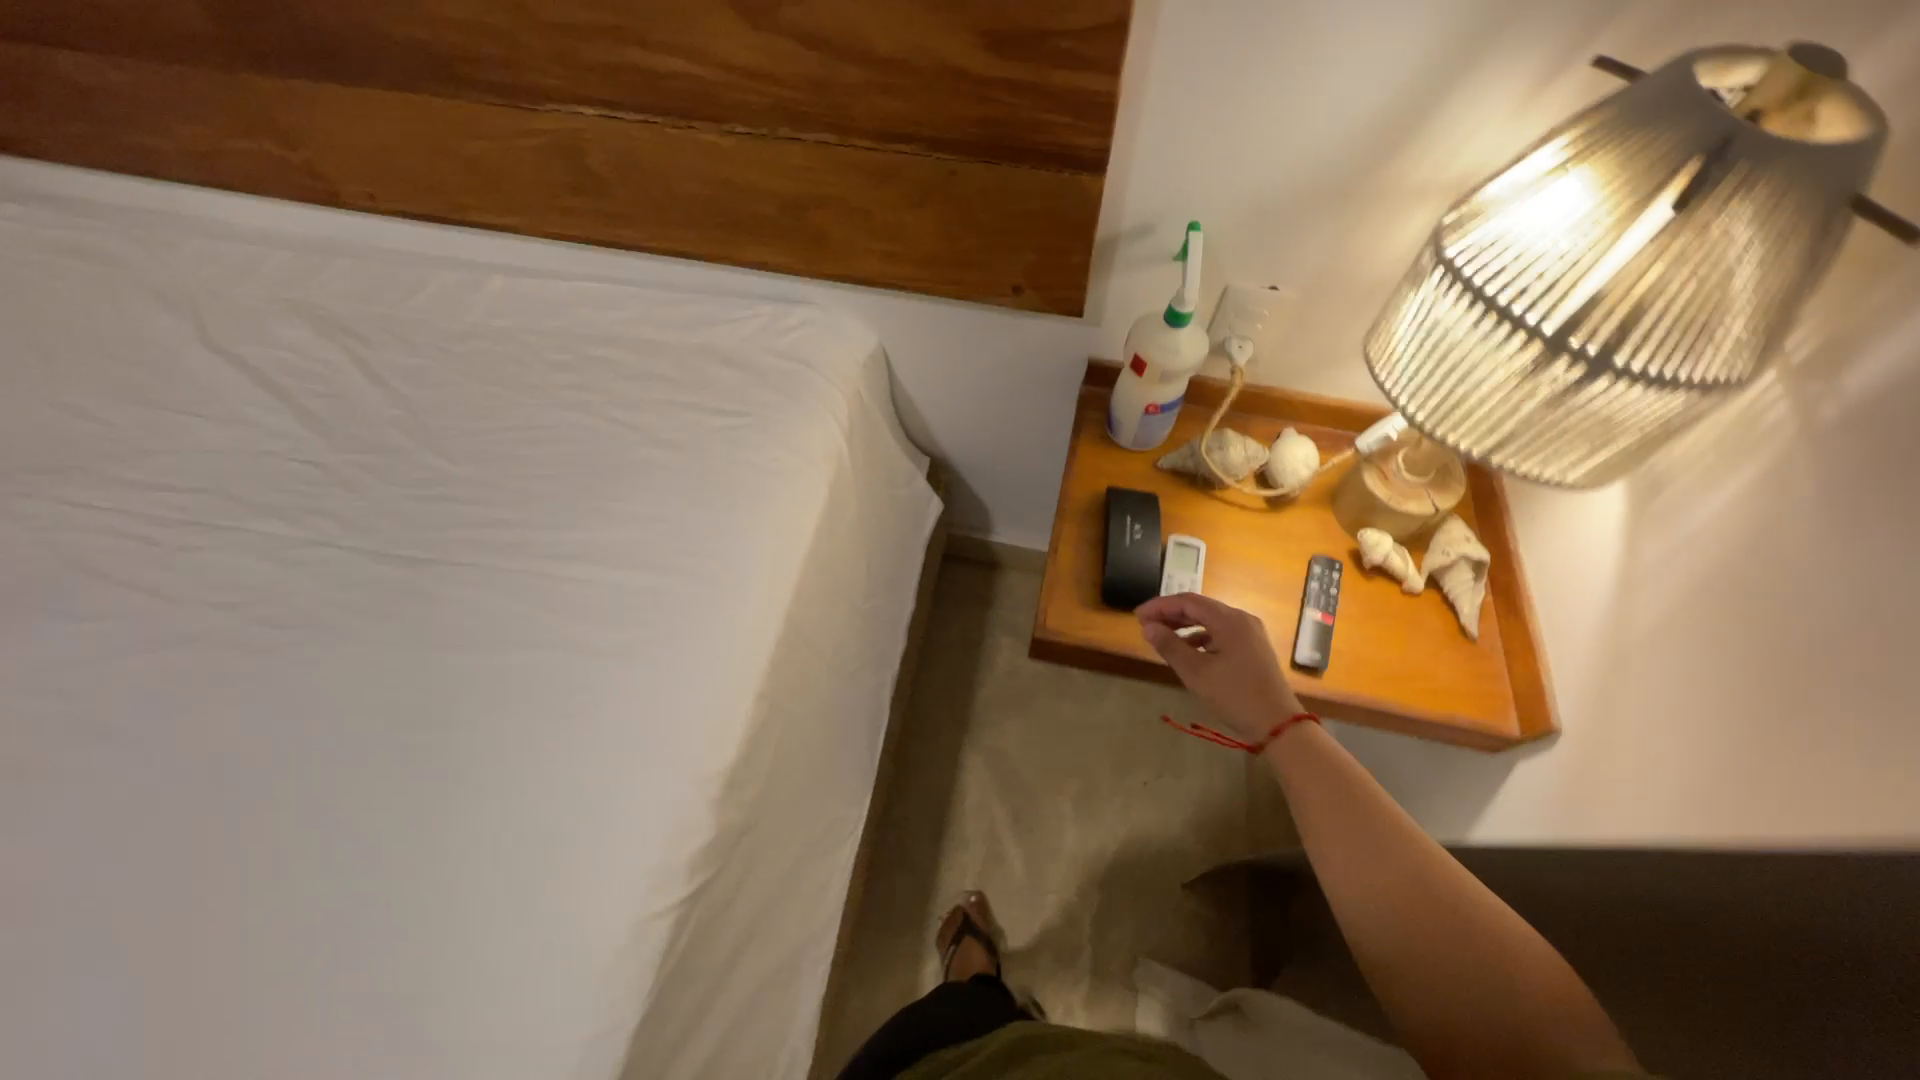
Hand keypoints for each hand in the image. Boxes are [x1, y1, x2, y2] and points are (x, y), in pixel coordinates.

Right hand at [1136, 593, 1303, 740]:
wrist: (1277, 723)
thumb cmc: (1234, 696)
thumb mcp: (1196, 672)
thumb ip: (1170, 646)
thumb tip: (1149, 628)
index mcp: (1229, 620)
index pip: (1188, 601)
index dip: (1160, 606)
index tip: (1138, 616)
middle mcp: (1241, 619)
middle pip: (1200, 608)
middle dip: (1171, 614)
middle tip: (1145, 625)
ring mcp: (1250, 633)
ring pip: (1210, 620)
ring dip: (1185, 626)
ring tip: (1162, 637)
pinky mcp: (1253, 647)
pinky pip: (1221, 633)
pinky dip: (1200, 637)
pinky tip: (1187, 650)